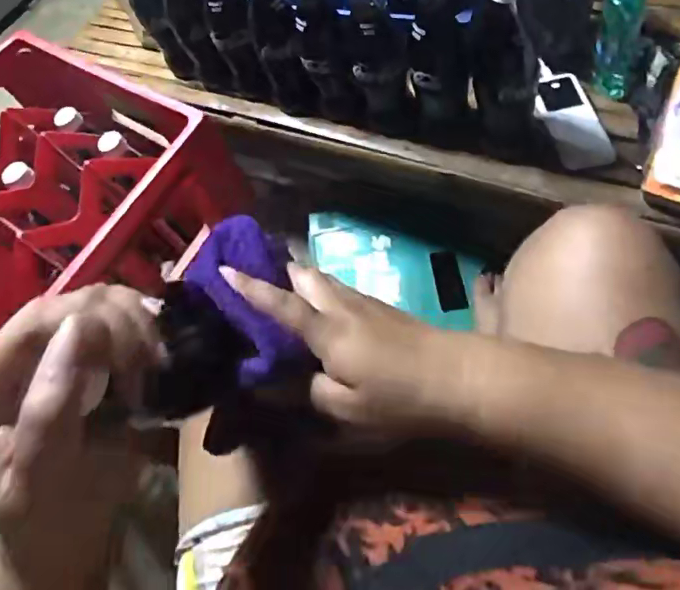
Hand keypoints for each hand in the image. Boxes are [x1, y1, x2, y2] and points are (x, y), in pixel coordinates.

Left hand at [0, 286, 157, 588]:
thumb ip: (48, 412)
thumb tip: (78, 330)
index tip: (122, 352)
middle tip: (146, 363)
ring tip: (152, 363)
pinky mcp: (97, 353)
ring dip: (135, 320)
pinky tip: (157, 355)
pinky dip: (146, 325)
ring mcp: (63, 350)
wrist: (71, 539)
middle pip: (71, 301)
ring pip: (101, 300)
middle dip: (116, 320)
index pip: (32, 322)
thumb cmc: (46, 517)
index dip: (79, 318)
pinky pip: (123, 317)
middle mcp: (26, 356)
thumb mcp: (38, 479)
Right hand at [220, 262, 479, 433]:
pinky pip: (339, 289)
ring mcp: (363, 301)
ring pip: (322, 279)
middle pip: (304, 275)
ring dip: (301, 278)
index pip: (281, 305)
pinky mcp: (379, 306)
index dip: (250, 289)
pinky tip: (324, 308)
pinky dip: (321, 290)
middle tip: (258, 274)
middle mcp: (341, 305)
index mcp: (327, 331)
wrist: (454, 374)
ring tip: (286, 287)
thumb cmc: (397, 396)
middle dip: (279, 270)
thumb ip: (311, 392)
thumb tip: (286, 382)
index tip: (224, 268)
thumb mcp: (348, 410)